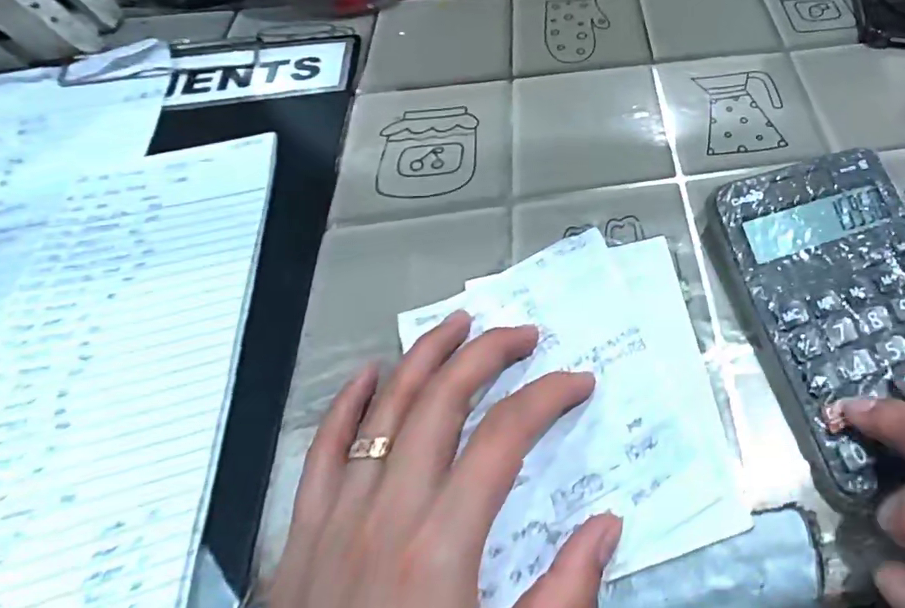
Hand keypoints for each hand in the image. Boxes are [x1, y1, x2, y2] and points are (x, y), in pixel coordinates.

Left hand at [268, 313, 621, 607]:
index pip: (505, 434)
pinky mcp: (296, 547)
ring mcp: (333, 527)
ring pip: (381, 414)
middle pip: (442, 403)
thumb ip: (566, 592)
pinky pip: (318, 458)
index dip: (549, 396)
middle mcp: (385, 518)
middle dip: (489, 354)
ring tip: (459, 323)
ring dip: (424, 359)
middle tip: (526, 333)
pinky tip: (370, 374)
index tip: (580, 383)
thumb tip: (608, 523)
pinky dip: (344, 408)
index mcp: (441, 545)